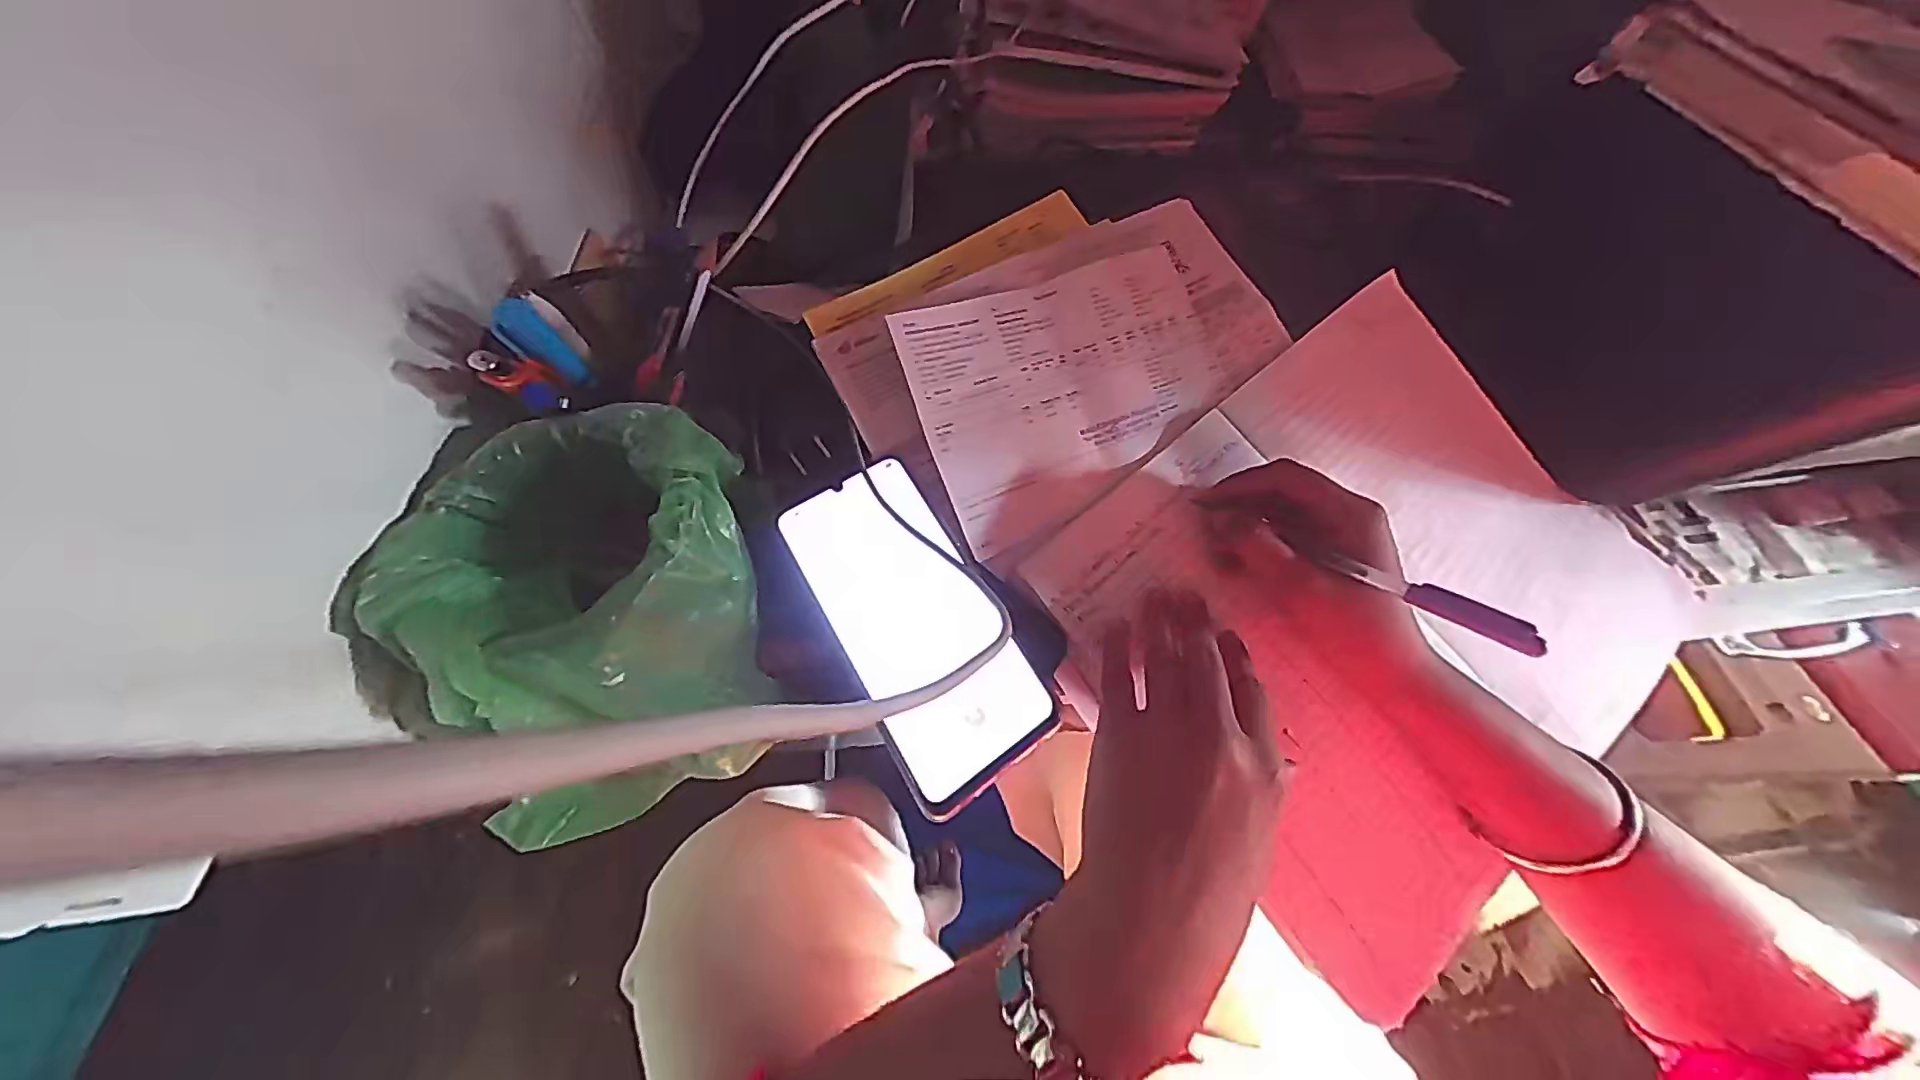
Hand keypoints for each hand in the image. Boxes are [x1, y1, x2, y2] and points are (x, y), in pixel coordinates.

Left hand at [1031, 589, 1286, 1077]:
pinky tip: (1116, 628)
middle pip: (1210, 664)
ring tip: (1155, 595)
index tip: (1226, 637)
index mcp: (1265, 768)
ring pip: (1168, 660)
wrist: (1151, 912)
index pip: (1255, 693)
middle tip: (1187, 595)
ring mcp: (1169, 731)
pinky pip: (1121, 677)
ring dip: (1160, 623)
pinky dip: (1118, 648)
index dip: (1238, 658)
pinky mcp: (1122, 734)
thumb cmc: (1211, 889)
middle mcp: (1221, 739)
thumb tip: (1278, 760)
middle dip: (1198, 625)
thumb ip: (1267, 787)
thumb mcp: (1258, 838)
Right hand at [1194, 459, 1449, 699]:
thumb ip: (1255, 546)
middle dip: (1236, 507)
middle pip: (1279, 494)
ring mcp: (1336, 541)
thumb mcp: (1298, 586)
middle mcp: (1345, 520)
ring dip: (1241, 527)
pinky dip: (1252, 547)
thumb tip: (1219, 518)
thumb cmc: (1356, 637)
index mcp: (1349, 515)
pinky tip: (1231, 564)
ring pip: (1277, 517)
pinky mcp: (1325, 562)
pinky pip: (1281, 541)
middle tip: (1201, 523)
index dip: (1237, 486)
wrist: (1389, 679)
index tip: (1204, 503)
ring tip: (1211, 546)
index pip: (1284, 478)